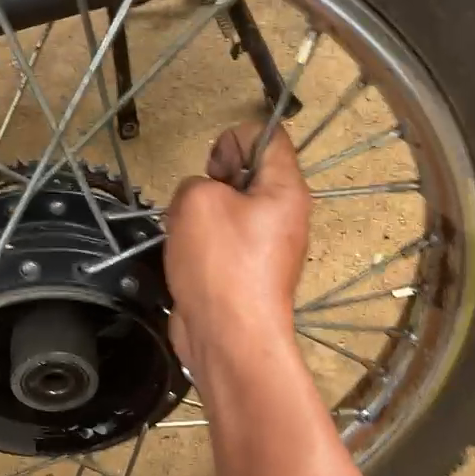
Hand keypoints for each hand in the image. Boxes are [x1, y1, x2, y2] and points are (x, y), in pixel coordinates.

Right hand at [165, 123, 310, 374]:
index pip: (269, 137)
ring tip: (188, 240)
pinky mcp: (245, 273)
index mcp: (285, 190)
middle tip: (198, 206)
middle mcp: (282, 216)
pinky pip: (219, 243)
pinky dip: (198, 247)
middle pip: (245, 175)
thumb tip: (198, 202)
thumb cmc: (222, 266)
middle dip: (210, 183)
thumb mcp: (198, 200)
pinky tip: (188, 263)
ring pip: (226, 211)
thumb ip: (196, 181)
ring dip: (197, 218)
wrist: (229, 339)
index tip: (212, 167)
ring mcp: (264, 247)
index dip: (233, 139)